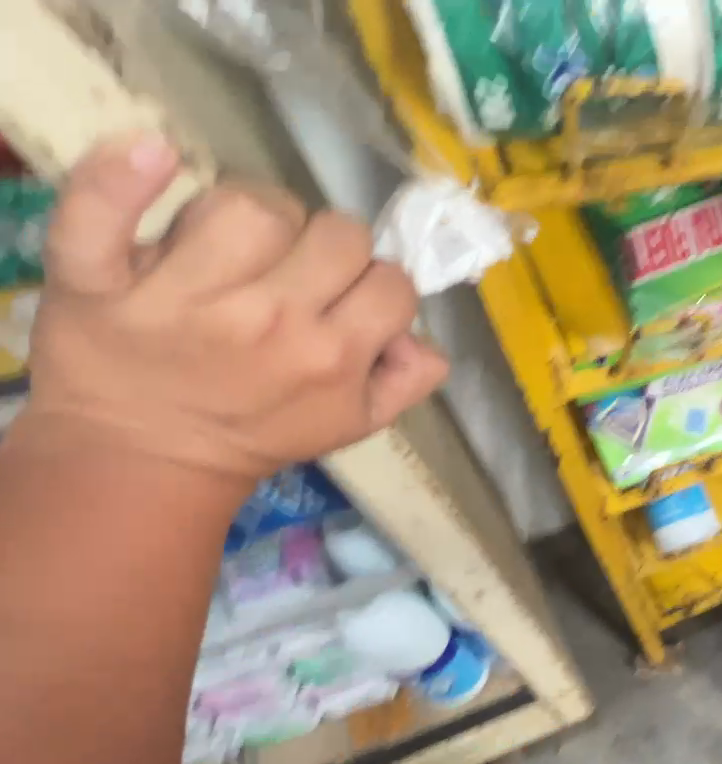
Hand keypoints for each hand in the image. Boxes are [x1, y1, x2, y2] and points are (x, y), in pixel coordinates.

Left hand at [22, 133, 447, 479]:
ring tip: (244, 241)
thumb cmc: (266, 431)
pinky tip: (156, 152)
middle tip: (307, 269)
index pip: (391, 282)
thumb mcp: (362, 423)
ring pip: (251, 207)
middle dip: (334, 245)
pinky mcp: (102, 275)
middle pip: (336, 234)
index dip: (381, 286)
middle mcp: (271, 320)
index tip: (355, 300)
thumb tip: (419, 336)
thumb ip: (412, 379)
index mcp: (334, 356)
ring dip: (260, 213)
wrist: (151, 453)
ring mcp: (183, 294)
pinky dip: (123, 174)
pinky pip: (106, 207)